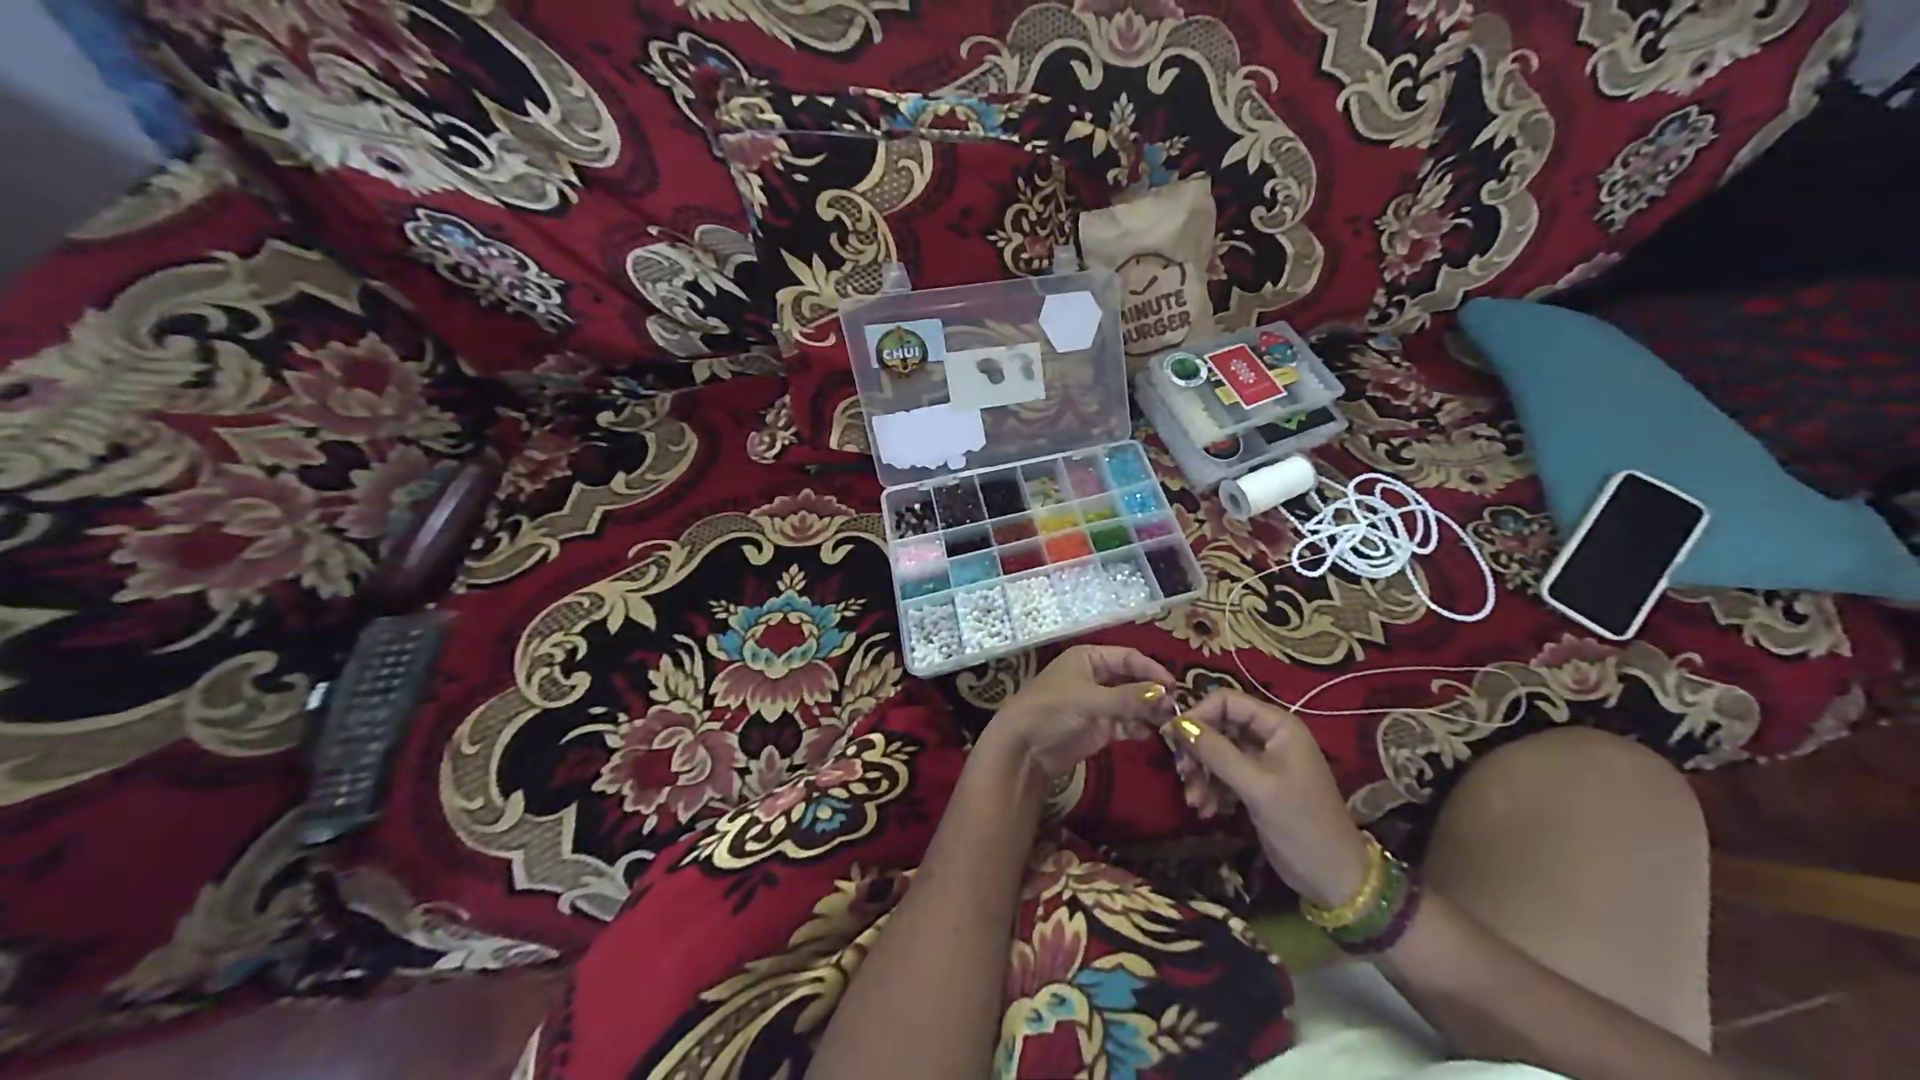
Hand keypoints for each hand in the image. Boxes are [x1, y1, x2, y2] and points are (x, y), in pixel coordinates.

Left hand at [981, 645, 1176, 779]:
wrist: (1024, 748)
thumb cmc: (1051, 709)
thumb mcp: (1089, 699)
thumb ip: (1127, 697)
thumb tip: (1164, 694)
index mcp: (1088, 658)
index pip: (1128, 657)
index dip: (1150, 669)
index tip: (1173, 685)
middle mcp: (1095, 677)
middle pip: (1133, 680)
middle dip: (1153, 692)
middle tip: (1175, 707)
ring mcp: (1098, 703)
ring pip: (1132, 703)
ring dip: (1150, 711)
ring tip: (1169, 722)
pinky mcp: (1100, 727)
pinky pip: (1127, 723)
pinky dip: (1139, 727)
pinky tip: (1153, 733)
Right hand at [1168, 690, 1372, 908]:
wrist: (1334, 878)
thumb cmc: (1301, 824)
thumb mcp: (1256, 787)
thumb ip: (1217, 752)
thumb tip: (1177, 724)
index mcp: (1278, 726)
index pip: (1227, 701)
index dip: (1199, 714)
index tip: (1175, 739)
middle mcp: (1270, 737)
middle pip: (1219, 726)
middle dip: (1198, 750)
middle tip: (1183, 774)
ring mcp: (1263, 762)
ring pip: (1217, 752)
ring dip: (1202, 774)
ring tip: (1195, 801)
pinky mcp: (1256, 785)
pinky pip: (1223, 774)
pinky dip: (1211, 789)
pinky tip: (1207, 810)